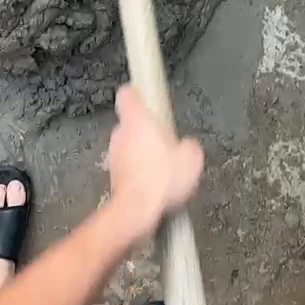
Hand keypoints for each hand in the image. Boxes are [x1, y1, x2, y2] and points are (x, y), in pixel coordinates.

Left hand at [104, 85, 204, 238]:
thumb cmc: (162, 177)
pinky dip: (138, 175)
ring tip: (163, 172)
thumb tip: (187, 145)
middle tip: (166, 146)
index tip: (148, 101)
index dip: (137, 95)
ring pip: (128, 148)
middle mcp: (119, 134)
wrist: (137, 210)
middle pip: (131, 124)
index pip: (127, 94)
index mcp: (136, 119)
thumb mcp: (191, 157)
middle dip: (146, 133)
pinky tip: (155, 189)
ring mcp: (113, 156)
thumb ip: (189, 145)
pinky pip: (128, 169)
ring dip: (142, 155)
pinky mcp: (113, 177)